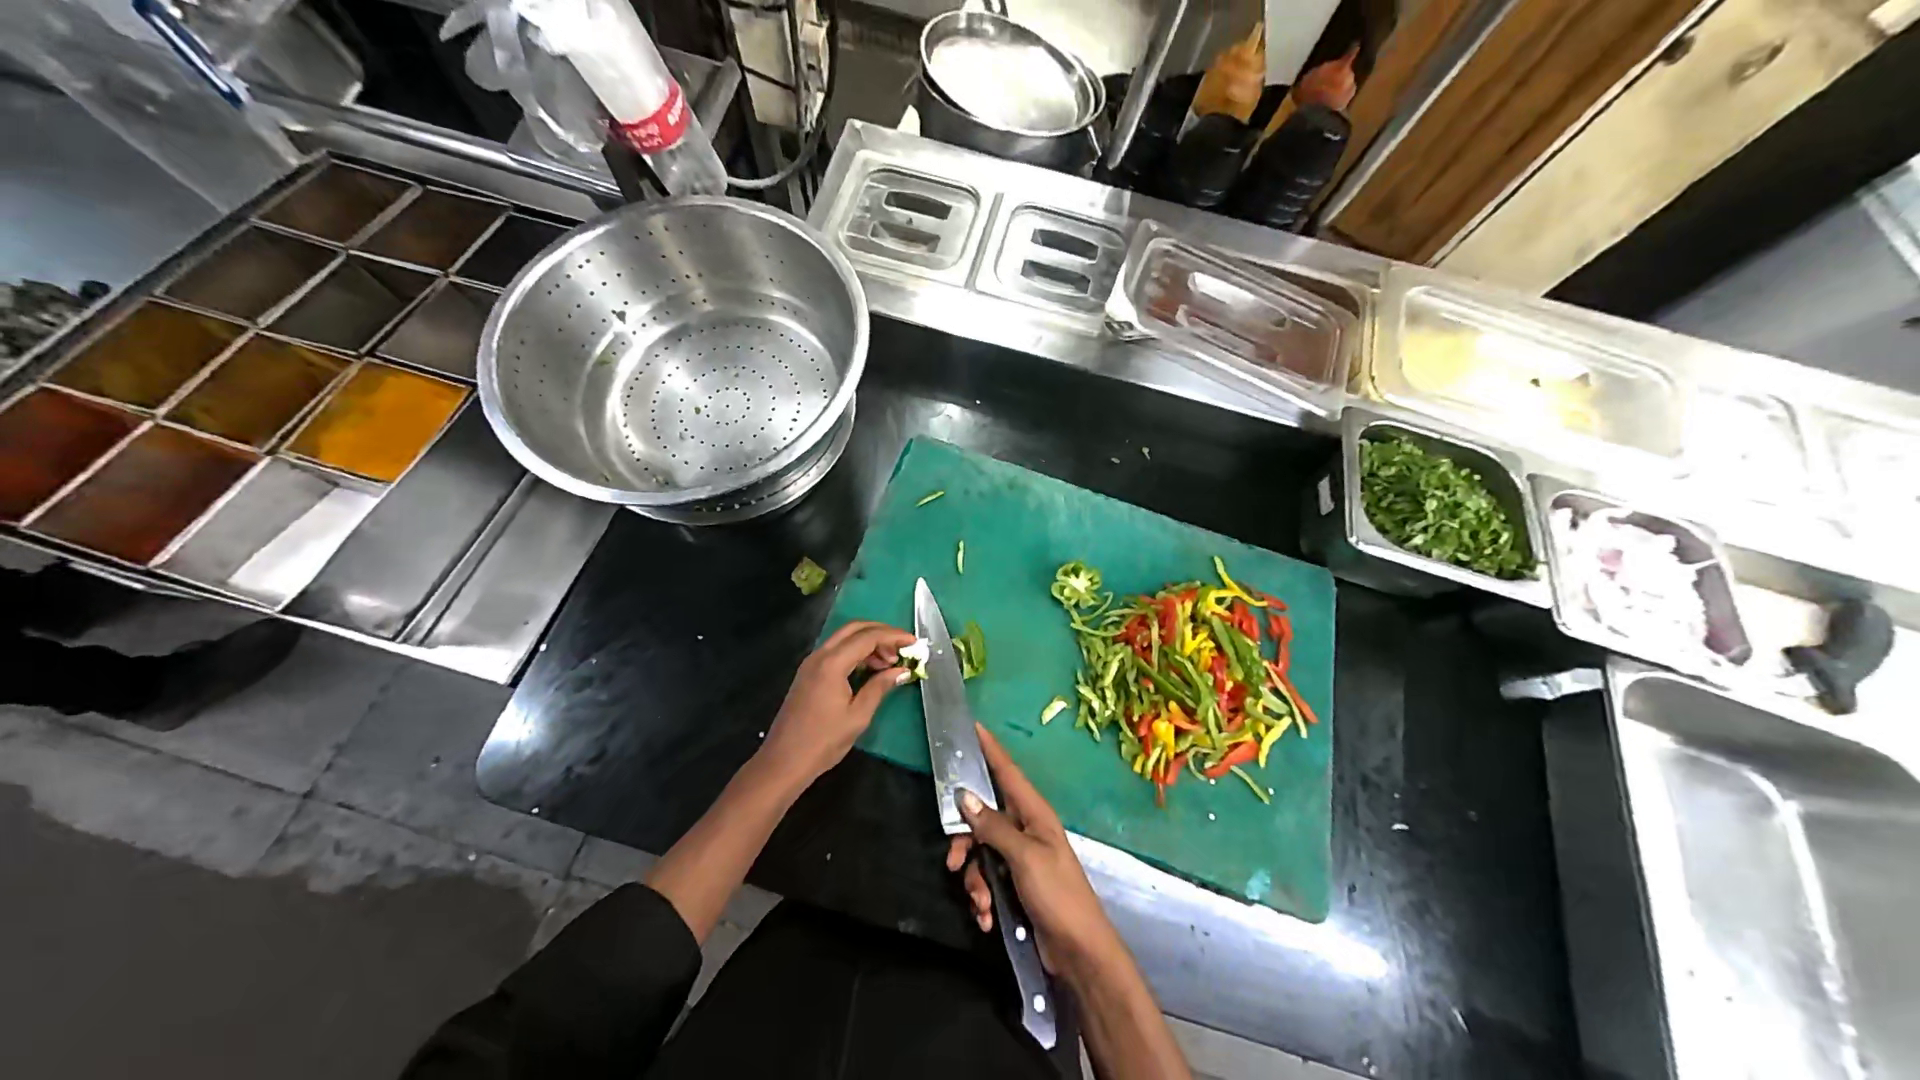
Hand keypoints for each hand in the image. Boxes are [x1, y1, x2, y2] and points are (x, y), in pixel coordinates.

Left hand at [760, 620, 914, 785]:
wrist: (785, 760)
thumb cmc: (824, 741)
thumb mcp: (858, 715)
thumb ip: (880, 687)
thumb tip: (902, 670)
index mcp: (832, 663)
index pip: (867, 637)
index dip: (893, 636)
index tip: (913, 642)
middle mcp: (819, 656)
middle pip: (854, 629)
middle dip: (880, 633)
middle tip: (902, 648)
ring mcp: (811, 663)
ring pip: (843, 638)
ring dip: (868, 643)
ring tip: (889, 663)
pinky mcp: (808, 673)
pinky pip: (835, 651)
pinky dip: (855, 652)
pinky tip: (870, 669)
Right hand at [946, 723, 1124, 979]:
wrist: (1079, 952)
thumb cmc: (1057, 895)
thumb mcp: (1023, 857)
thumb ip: (992, 826)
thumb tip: (964, 796)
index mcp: (1033, 813)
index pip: (1007, 771)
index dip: (990, 749)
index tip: (973, 726)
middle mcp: (1026, 829)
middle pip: (982, 817)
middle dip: (965, 841)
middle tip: (954, 862)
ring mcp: (1021, 857)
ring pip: (980, 851)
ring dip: (974, 879)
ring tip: (981, 904)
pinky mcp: (1015, 883)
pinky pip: (987, 878)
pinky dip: (983, 898)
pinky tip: (988, 917)